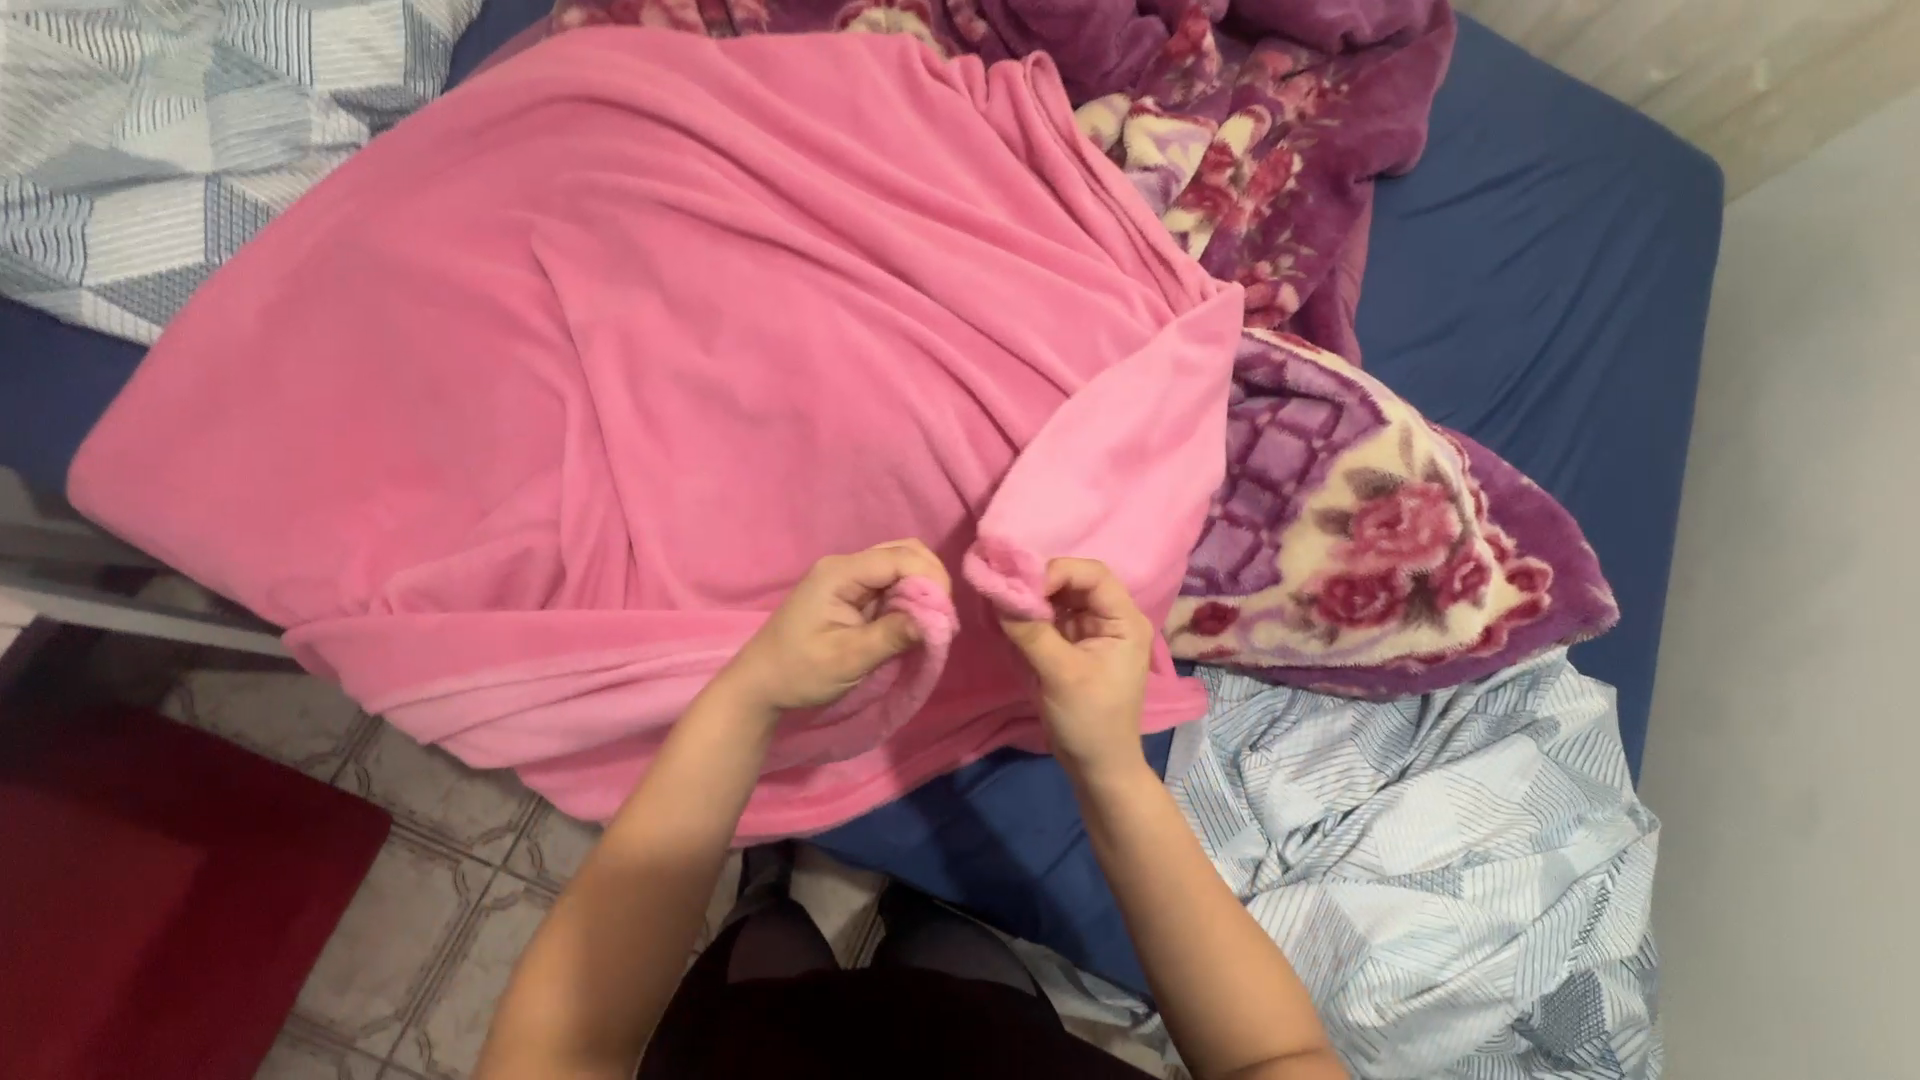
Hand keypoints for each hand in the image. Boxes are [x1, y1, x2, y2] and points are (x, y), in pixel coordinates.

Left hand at [717, 540, 951, 715]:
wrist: (760, 685)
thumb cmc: (799, 672)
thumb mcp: (847, 659)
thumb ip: (892, 636)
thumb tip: (936, 620)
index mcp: (840, 573)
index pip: (900, 558)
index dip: (930, 580)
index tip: (944, 617)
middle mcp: (846, 566)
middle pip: (904, 552)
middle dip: (930, 580)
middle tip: (940, 620)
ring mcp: (849, 578)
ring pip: (901, 565)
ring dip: (921, 589)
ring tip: (928, 622)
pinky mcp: (853, 593)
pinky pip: (891, 582)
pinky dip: (910, 597)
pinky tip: (913, 622)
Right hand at [999, 558, 1153, 780]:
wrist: (1097, 765)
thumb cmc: (1090, 720)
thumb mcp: (1060, 674)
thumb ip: (1031, 632)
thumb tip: (999, 594)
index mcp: (1124, 620)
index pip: (1093, 574)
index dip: (1057, 571)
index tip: (1023, 588)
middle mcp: (1111, 619)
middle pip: (1073, 581)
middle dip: (1039, 584)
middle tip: (1006, 593)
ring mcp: (1091, 631)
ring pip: (1058, 598)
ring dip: (1031, 599)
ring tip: (1002, 605)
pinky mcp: (1072, 645)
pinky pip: (1049, 618)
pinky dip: (1029, 616)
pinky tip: (1009, 620)